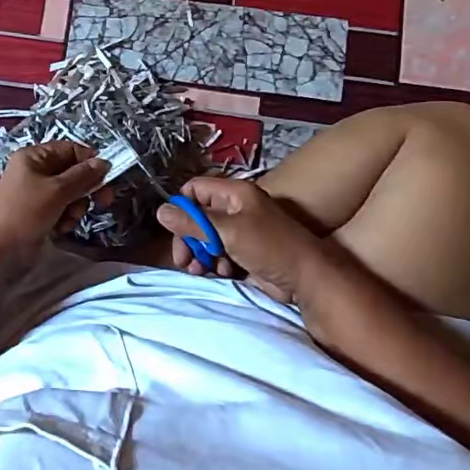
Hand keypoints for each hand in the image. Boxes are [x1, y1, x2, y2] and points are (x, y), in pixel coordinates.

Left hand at [0, 142, 106, 252]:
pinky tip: (62, 227)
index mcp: (34, 157)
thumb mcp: (56, 190)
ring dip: (76, 206)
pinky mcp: (39, 212)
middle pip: (72, 172)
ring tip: (69, 219)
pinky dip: (66, 216)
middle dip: (85, 188)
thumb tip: (104, 162)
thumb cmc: (25, 212)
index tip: (106, 178)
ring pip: (70, 192)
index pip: (70, 149)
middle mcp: (35, 170)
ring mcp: (36, 192)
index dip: (89, 162)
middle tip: (102, 202)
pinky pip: (61, 208)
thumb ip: (83, 176)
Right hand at [158, 177, 336, 301]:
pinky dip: (213, 262)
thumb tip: (161, 211)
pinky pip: (218, 252)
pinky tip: (218, 272)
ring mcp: (241, 230)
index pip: (196, 189)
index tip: (176, 229)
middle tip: (182, 259)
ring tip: (199, 269)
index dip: (183, 207)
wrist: (308, 280)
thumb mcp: (228, 232)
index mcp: (235, 193)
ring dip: (199, 253)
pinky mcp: (244, 251)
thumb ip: (193, 223)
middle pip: (198, 216)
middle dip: (188, 237)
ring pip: (206, 237)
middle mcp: (236, 208)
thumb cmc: (271, 247)